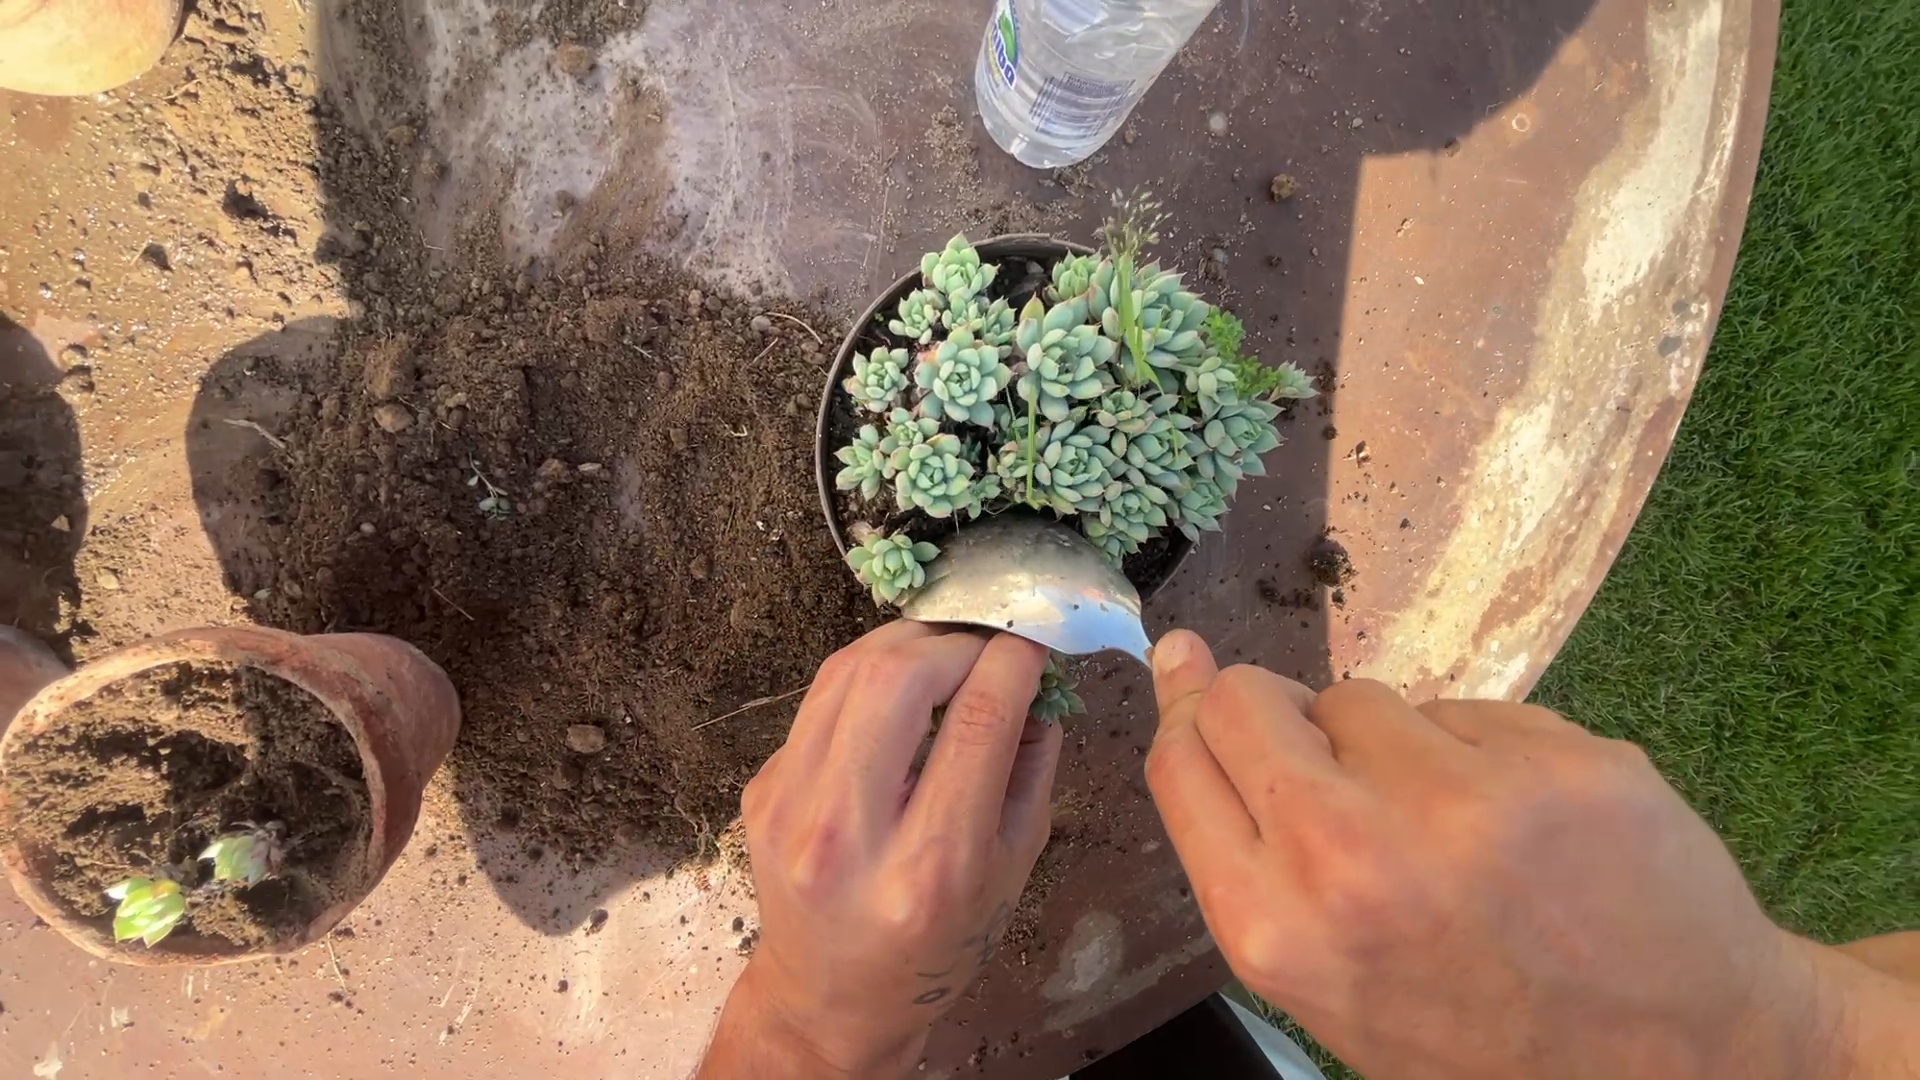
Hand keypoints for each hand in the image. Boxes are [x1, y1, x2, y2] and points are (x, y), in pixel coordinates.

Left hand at [698, 622, 1060, 1078]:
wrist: (829, 997)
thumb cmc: (938, 945)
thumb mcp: (1012, 869)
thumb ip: (1032, 767)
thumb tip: (1038, 682)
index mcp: (929, 866)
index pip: (979, 718)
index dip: (1015, 659)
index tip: (1033, 639)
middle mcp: (847, 830)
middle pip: (898, 676)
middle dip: (956, 638)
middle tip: (986, 642)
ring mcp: (789, 803)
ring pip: (849, 668)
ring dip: (909, 641)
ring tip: (945, 650)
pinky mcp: (762, 785)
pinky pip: (822, 694)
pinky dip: (869, 672)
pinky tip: (897, 689)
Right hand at [1144, 629, 1904, 1079]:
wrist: (1690, 1073)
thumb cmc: (1451, 1019)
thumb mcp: (1309, 963)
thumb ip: (1229, 822)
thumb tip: (1180, 658)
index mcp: (1272, 924)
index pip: (1179, 754)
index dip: (1184, 707)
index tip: (1191, 667)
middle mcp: (1348, 859)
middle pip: (1245, 697)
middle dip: (1275, 711)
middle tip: (1330, 760)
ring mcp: (1460, 807)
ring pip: (1355, 694)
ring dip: (1381, 741)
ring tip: (1442, 821)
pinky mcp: (1560, 768)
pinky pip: (1457, 708)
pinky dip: (1471, 749)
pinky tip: (1522, 820)